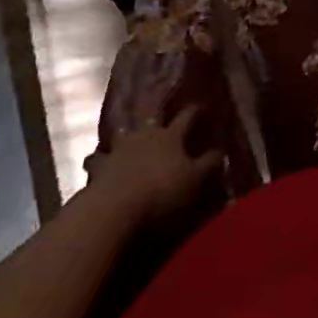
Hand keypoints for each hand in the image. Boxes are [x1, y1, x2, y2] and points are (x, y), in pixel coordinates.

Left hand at [82, 105, 221, 221]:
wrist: (112, 210)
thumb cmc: (161, 191)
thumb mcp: (196, 179)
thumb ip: (209, 163)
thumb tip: (221, 151)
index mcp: (170, 136)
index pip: (187, 117)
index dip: (195, 111)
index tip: (202, 106)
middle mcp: (143, 137)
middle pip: (149, 120)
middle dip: (155, 118)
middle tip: (157, 117)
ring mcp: (117, 152)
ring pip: (119, 137)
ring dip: (122, 139)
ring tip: (122, 142)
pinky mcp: (96, 172)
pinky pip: (97, 163)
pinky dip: (99, 164)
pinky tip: (99, 170)